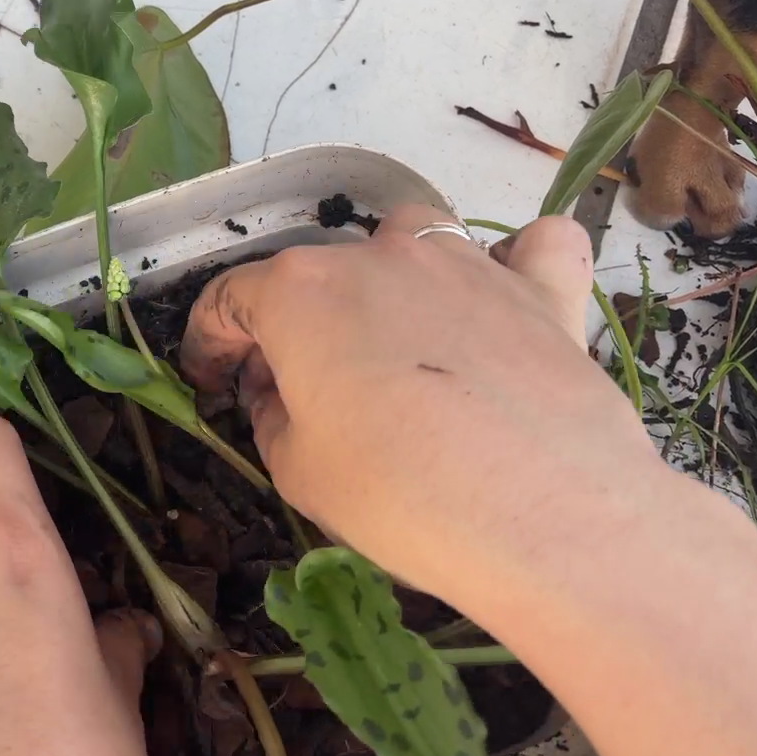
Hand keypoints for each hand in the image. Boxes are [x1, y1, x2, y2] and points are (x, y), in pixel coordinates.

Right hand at [179, 205, 756, 755]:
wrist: (550, 521)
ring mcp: (460, 265)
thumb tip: (277, 392)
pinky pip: (532, 250)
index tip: (209, 382)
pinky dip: (514, 261)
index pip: (226, 301)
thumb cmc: (391, 490)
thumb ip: (270, 413)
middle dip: (281, 324)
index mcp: (294, 291)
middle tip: (283, 384)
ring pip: (406, 234)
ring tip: (384, 323)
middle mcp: (369, 257)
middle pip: (304, 274)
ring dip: (380, 270)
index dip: (207, 344)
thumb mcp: (292, 464)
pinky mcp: (540, 293)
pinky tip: (504, 290)